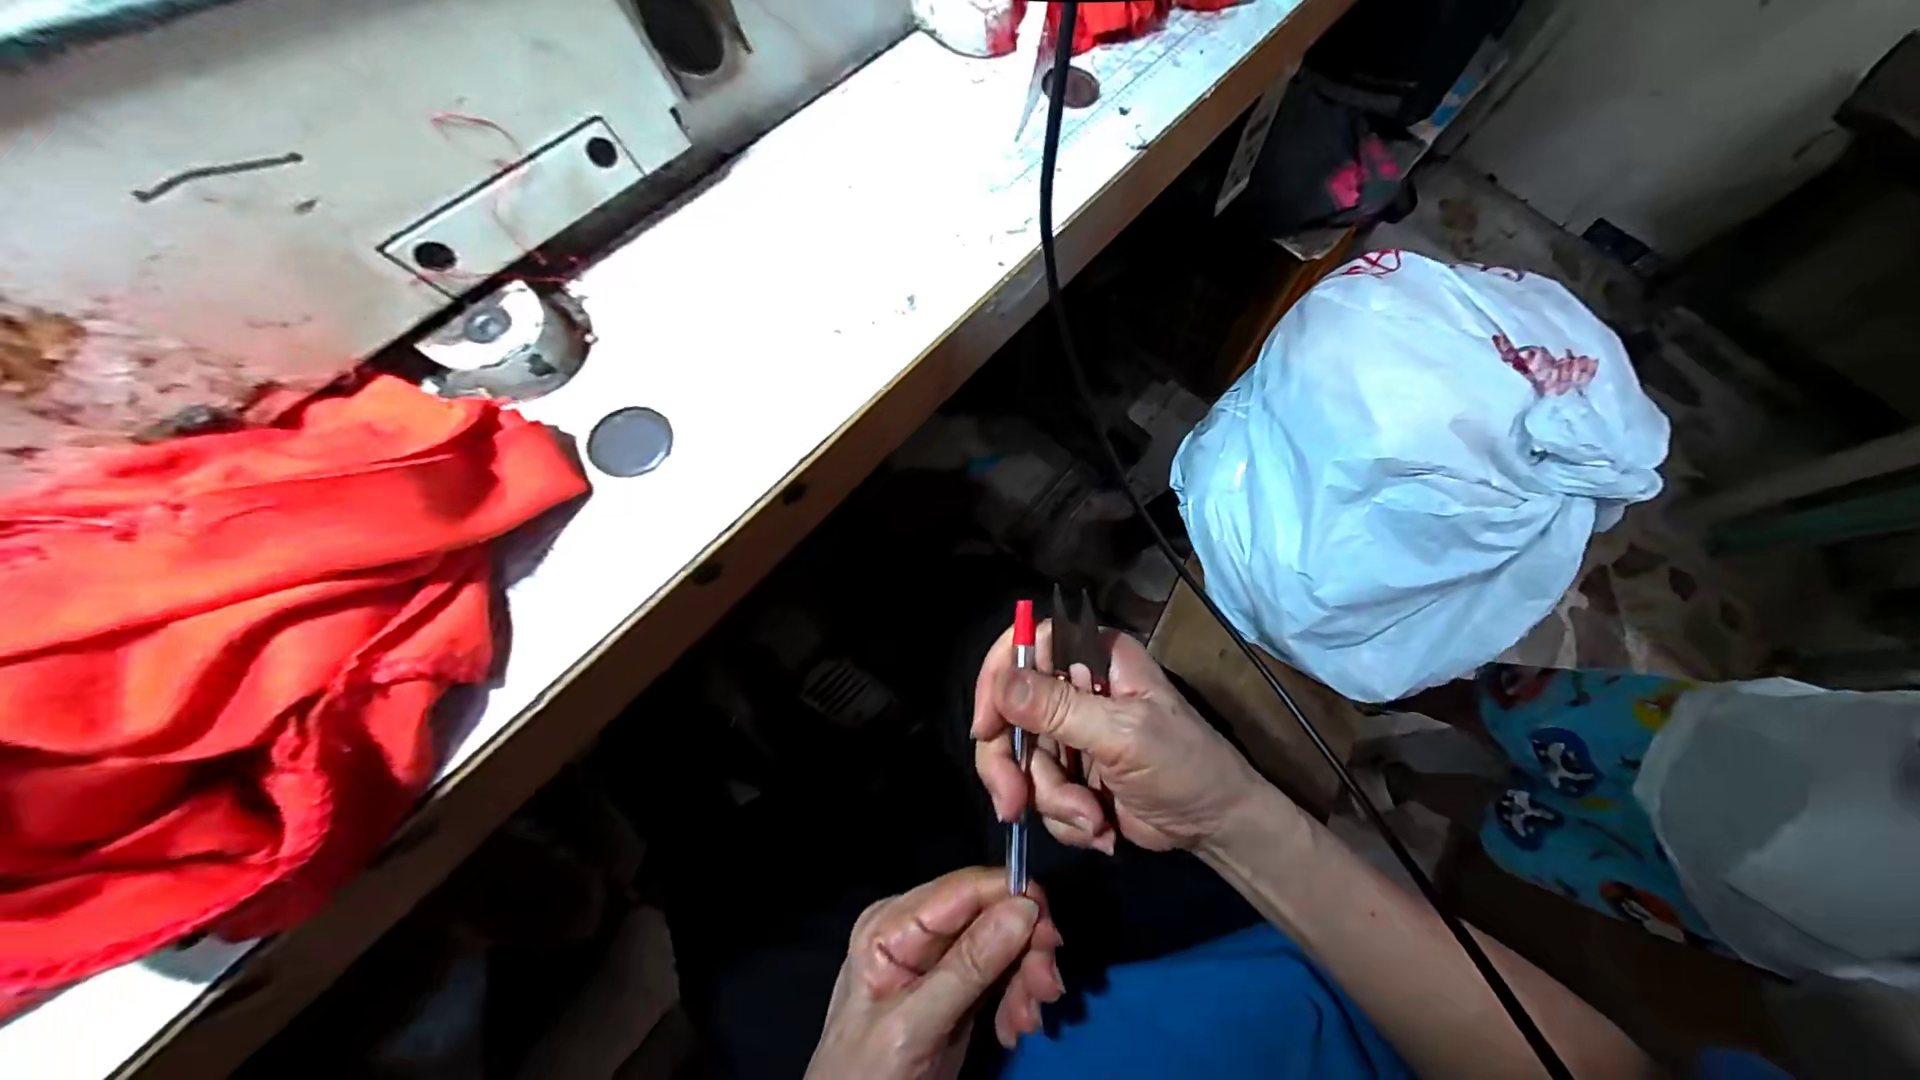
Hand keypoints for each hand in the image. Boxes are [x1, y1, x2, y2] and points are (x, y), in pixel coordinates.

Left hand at [806, 869, 1065, 1079]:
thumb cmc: (863, 1076)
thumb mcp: (913, 1026)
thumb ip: (967, 966)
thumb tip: (1021, 908)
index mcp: (893, 923)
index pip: (965, 888)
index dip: (1013, 898)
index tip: (1051, 931)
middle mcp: (916, 928)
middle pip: (990, 912)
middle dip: (1024, 948)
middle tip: (1047, 991)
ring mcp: (935, 955)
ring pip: (1002, 941)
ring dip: (1025, 977)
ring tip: (1027, 1021)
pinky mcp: (954, 984)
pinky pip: (1000, 971)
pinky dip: (1016, 995)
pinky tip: (1014, 1028)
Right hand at [972, 620, 1271, 853]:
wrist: (1216, 827)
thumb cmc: (1184, 765)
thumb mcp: (1123, 734)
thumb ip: (1060, 709)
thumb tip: (1002, 684)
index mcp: (1095, 656)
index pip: (1028, 645)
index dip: (997, 680)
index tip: (986, 728)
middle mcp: (1076, 686)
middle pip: (1010, 709)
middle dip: (1012, 763)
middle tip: (1013, 803)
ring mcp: (1069, 729)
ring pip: (1021, 757)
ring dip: (1050, 798)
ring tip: (1091, 819)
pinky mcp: (1069, 769)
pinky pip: (1037, 789)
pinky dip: (1062, 816)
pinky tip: (1098, 826)